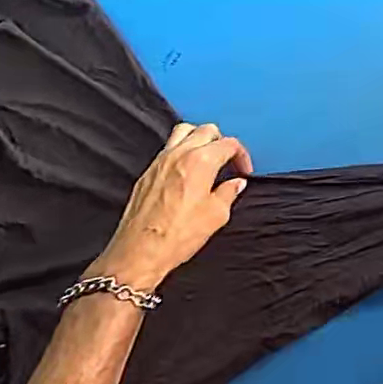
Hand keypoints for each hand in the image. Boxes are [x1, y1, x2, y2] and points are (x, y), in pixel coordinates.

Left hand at [88, 123, 252, 290]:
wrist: (139, 254)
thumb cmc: (175, 236)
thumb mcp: (216, 215)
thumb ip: (229, 193)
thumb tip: (235, 184)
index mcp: (200, 161)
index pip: (229, 143)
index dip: (242, 155)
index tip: (243, 169)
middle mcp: (179, 155)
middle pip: (207, 130)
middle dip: (222, 142)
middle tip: (228, 160)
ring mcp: (160, 162)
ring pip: (184, 131)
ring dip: (199, 138)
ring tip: (207, 156)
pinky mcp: (146, 173)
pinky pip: (167, 148)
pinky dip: (181, 151)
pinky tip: (186, 170)